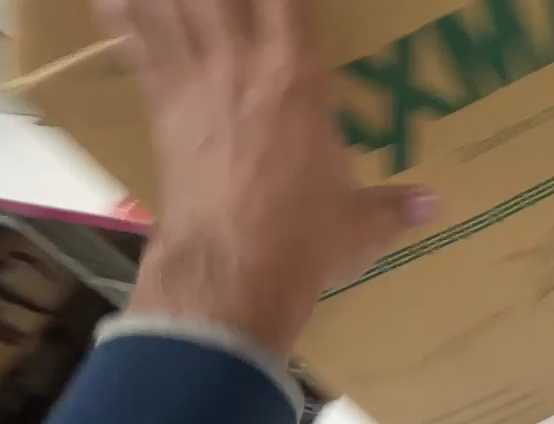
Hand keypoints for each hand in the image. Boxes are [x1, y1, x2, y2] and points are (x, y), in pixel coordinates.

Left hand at [97, 0, 437, 355]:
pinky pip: (133, 44)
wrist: (237, 266)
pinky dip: (117, 13)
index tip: (288, 0)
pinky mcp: (161, 107)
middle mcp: (242, 65)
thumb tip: (435, 203)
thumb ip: (396, 205)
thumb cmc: (306, 240)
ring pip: (169, 1)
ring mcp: (195, 80)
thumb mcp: (361, 224)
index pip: (287, 4)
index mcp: (298, 83)